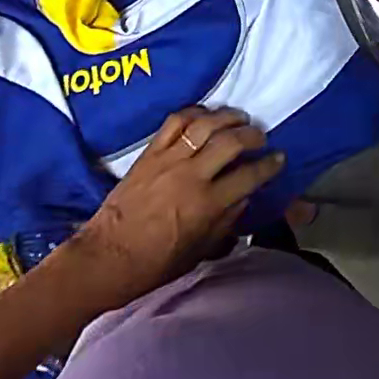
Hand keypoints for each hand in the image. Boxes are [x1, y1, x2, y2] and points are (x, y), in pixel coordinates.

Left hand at [63, 106, 284, 309]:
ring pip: (206, 125)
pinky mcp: (149, 155)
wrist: (99, 262)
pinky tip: (205, 116)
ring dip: (229, 118)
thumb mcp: (197, 252)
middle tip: (260, 138)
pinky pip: (175, 122)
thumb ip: (225, 222)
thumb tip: (244, 196)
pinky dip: (195, 113)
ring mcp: (168, 162)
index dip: (270, 165)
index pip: (249, 176)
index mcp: (205, 205)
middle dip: (253, 135)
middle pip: (232, 141)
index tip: (279, 159)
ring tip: (239, 120)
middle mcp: (190, 177)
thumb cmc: (151, 265)